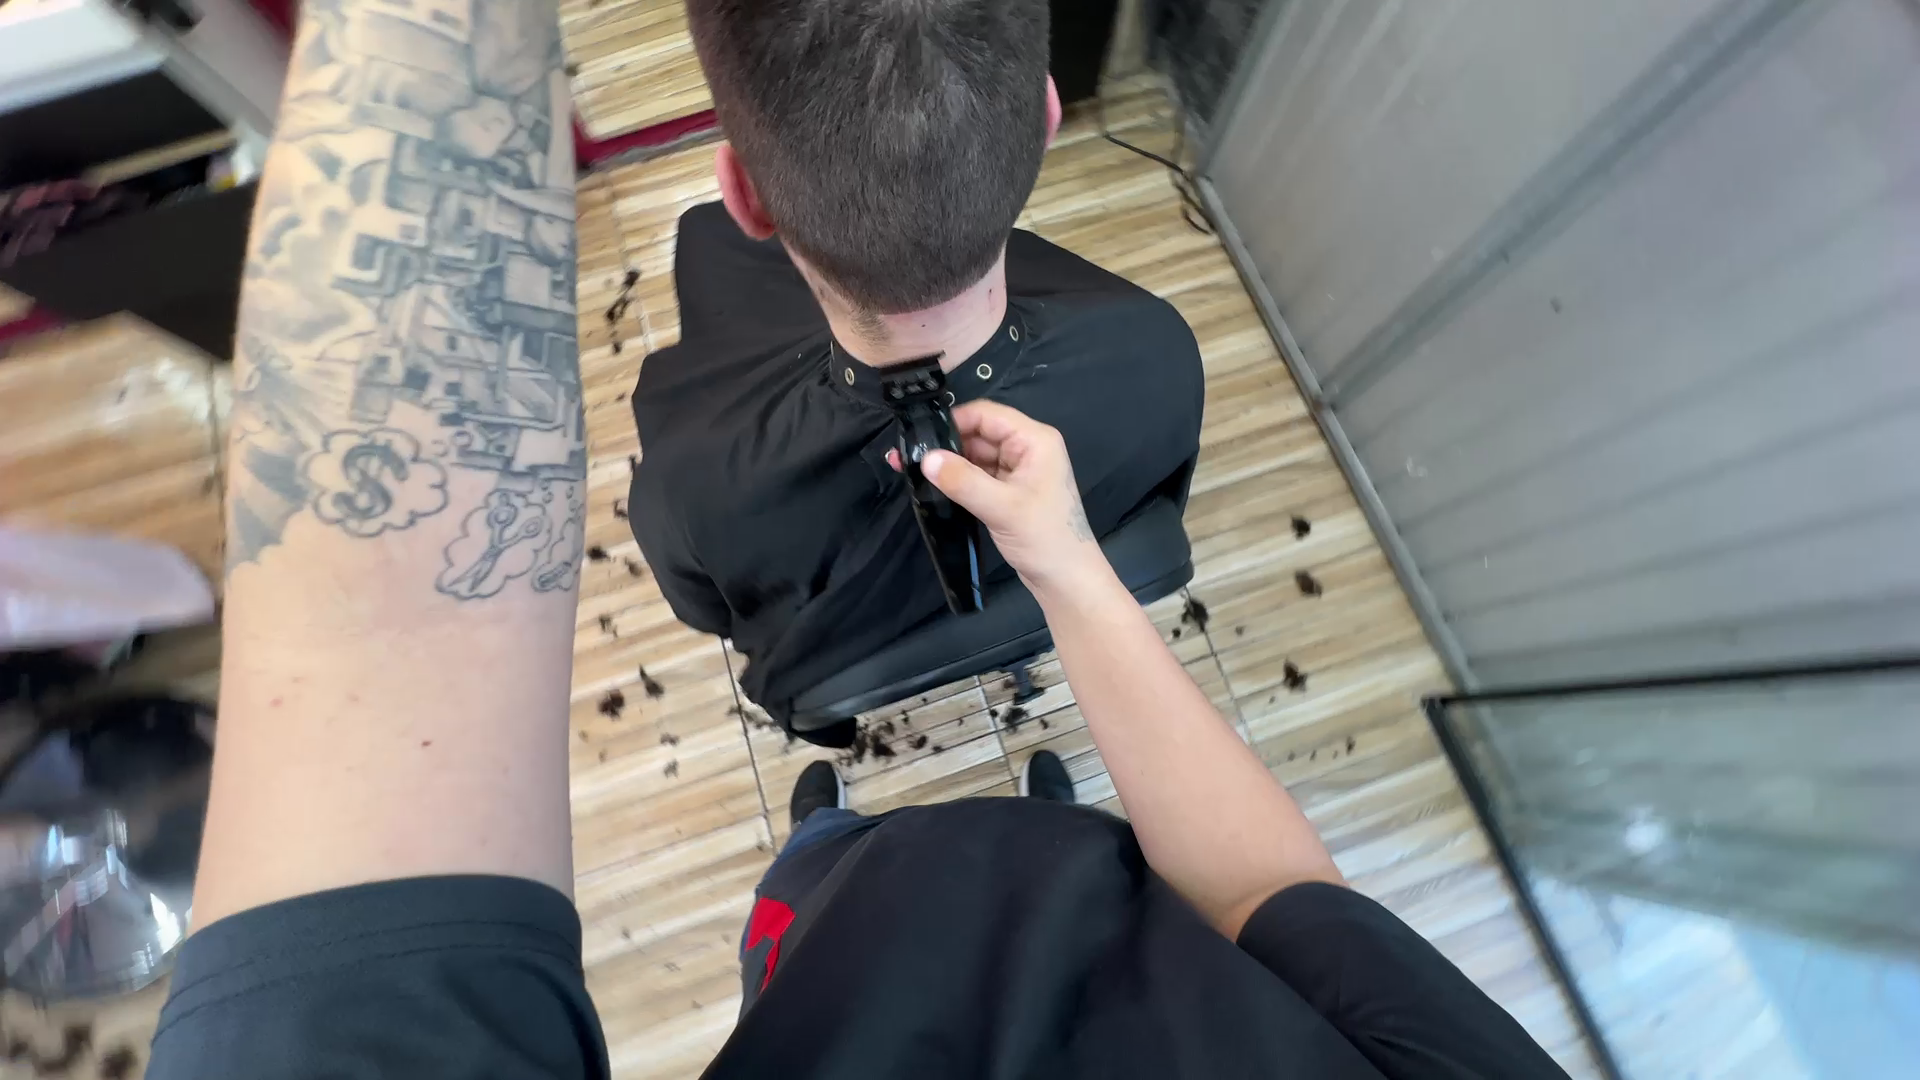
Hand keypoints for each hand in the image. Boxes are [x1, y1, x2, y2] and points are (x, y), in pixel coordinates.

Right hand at [899, 400, 1107, 594]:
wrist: (1066, 579)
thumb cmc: (1045, 538)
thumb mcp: (1002, 507)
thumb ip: (963, 481)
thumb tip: (926, 459)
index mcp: (1034, 440)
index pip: (987, 415)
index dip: (953, 421)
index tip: (921, 435)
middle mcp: (1026, 449)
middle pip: (978, 434)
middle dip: (945, 444)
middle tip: (907, 455)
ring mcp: (1017, 472)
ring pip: (975, 456)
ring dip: (948, 463)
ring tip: (911, 469)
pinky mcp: (1008, 492)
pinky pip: (977, 477)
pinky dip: (957, 480)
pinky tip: (931, 485)